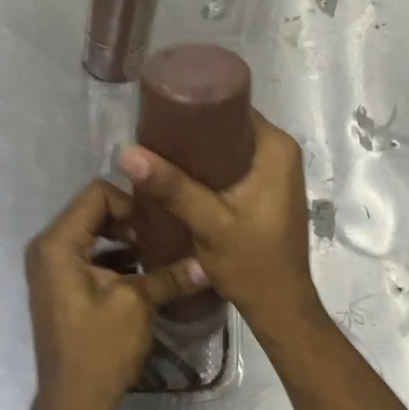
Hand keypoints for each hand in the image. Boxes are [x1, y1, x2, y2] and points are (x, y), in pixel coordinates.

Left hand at [21, 180, 204, 409]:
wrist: (72, 403)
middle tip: (167, 234)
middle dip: (132, 220)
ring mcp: (53, 267)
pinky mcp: (63, 284)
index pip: (97, 193)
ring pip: (95, 233)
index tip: (161, 222)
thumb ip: (168, 275)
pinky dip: (117, 257)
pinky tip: (149, 271)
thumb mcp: (136, 305)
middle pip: (95, 210)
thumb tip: (207, 262)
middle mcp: (48, 247)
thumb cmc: (99, 349)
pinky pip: (91, 255)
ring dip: (128, 239)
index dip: (131, 202)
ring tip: (163, 251)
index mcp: (58, 243)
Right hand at [119, 112, 322, 335]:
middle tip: (153, 135)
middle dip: (193, 129)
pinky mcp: (268, 189)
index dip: (197, 104)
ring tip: (160, 152)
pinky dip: (210, 167)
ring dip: (199, 150)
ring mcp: (277, 171)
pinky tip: (180, 175)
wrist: (279, 306)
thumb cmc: (251, 262)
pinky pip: (234, 164)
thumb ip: (172, 187)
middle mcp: (281, 152)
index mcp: (276, 148)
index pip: (233, 105)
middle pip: (229, 125)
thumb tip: (127, 152)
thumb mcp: (208, 222)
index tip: (161, 112)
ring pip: (230, 146)